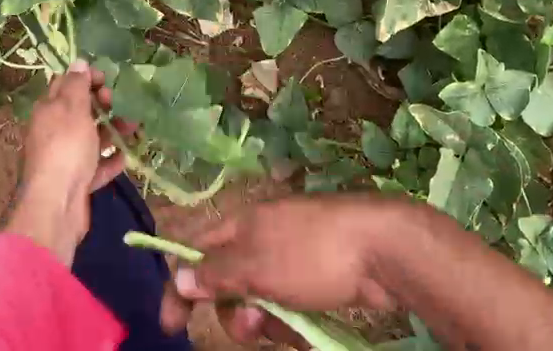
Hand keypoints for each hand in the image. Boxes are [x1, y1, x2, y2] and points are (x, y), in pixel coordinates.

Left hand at [0, 59, 125, 265]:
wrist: (57, 204)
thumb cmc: (65, 148)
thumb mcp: (72, 108)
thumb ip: (76, 85)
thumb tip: (78, 62)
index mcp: (48, 110)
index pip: (65, 84)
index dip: (85, 78)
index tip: (106, 79)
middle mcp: (54, 131)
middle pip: (80, 112)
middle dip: (102, 105)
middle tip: (118, 103)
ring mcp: (65, 158)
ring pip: (90, 139)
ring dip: (111, 132)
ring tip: (133, 128)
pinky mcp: (77, 181)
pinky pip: (96, 166)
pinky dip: (109, 161)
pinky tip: (125, 157)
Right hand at [159, 195, 408, 342]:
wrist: (381, 249)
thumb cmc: (311, 252)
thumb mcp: (257, 266)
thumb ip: (216, 273)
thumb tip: (178, 276)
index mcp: (240, 223)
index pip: (195, 250)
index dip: (180, 283)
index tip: (171, 324)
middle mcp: (259, 237)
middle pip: (225, 280)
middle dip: (231, 310)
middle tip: (251, 328)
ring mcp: (288, 257)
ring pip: (256, 297)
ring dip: (262, 320)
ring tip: (285, 330)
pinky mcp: (312, 277)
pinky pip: (284, 304)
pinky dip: (288, 320)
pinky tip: (302, 329)